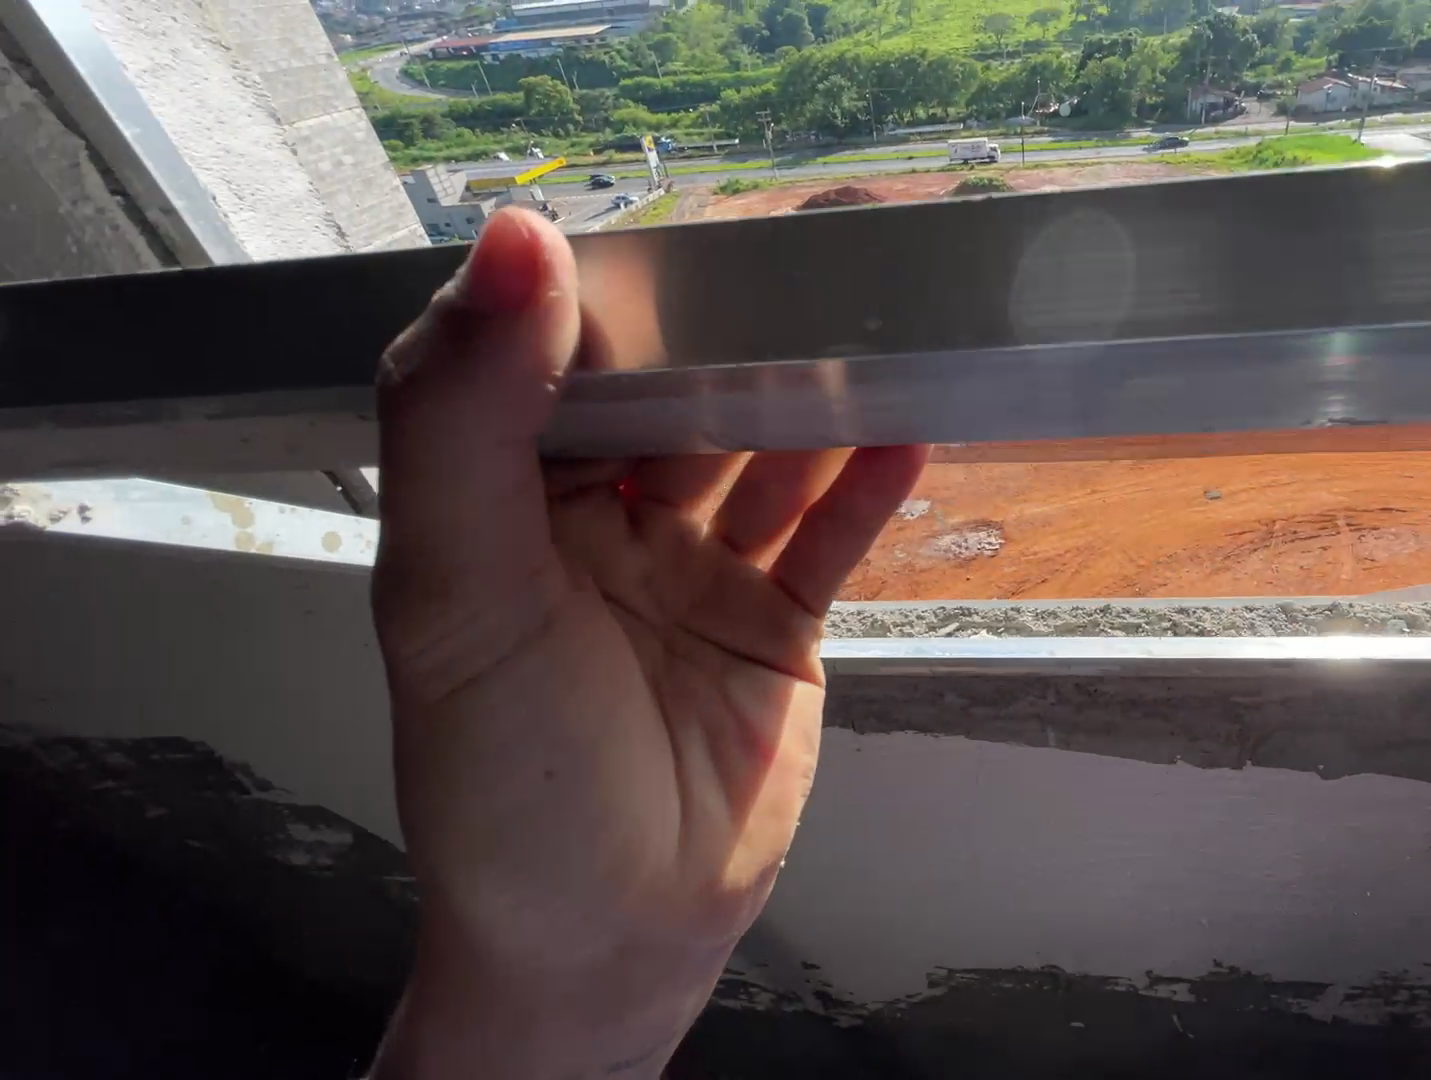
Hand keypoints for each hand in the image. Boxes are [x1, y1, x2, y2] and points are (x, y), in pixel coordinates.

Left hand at [368, 208, 926, 1078]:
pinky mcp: (778, 624)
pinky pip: (827, 542)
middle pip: (680, 412)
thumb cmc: (512, 779)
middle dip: (730, 355)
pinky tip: (903, 439)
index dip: (603, 305)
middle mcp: (610, 528)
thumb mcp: (458, 592)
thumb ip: (469, 421)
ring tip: (868, 351)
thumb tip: (516, 245)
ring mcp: (704, 574)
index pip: (553, 371)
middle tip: (797, 283)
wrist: (617, 931)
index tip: (666, 239)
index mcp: (512, 508)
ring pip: (768, 470)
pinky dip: (864, 494)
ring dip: (812, 416)